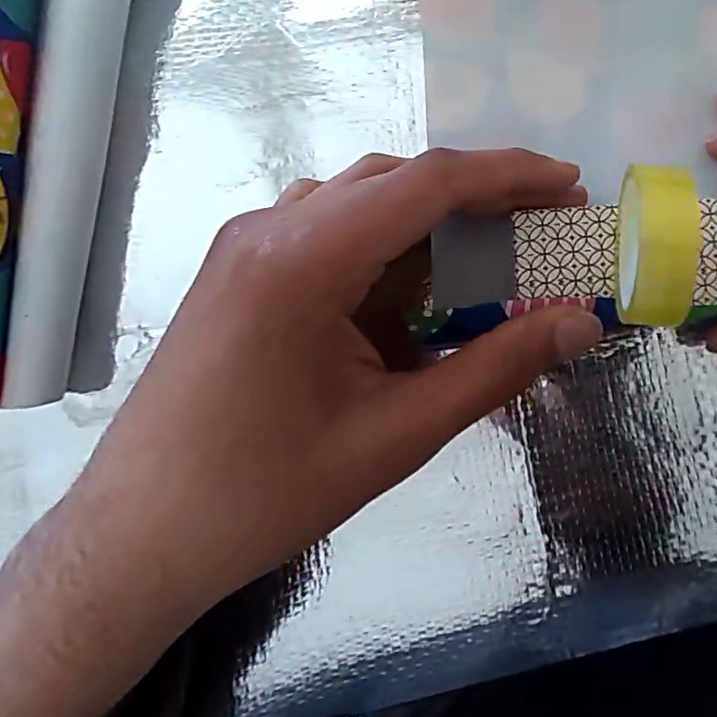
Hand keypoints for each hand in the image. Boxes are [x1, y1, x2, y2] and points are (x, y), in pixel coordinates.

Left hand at [0, 150, 604, 716]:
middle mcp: (274, 229)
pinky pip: (341, 225)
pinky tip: (426, 277)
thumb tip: (584, 323)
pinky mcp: (247, 267)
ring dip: (442, 211)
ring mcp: (252, 243)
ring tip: (500, 240)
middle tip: (550, 215)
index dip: (511, 174)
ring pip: (370, 195)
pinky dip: (400, 237)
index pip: (430, 182)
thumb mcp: (401, 433)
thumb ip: (499, 367)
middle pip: (402, 178)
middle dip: (486, 190)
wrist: (132, 543)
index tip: (570, 183)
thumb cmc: (265, 494)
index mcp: (304, 259)